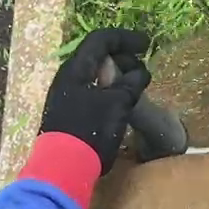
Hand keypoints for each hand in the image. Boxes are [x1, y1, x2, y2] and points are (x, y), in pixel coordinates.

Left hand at [39, 28, 151, 171]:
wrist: (62, 170)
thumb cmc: (91, 131)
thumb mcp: (119, 103)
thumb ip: (131, 83)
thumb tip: (139, 73)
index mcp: (76, 69)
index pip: (101, 39)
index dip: (126, 38)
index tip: (146, 45)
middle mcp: (67, 77)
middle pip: (97, 55)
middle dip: (123, 58)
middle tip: (141, 70)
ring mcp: (64, 95)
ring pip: (94, 74)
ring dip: (116, 76)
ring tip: (133, 88)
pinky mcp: (66, 112)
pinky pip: (90, 89)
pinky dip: (108, 89)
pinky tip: (119, 103)